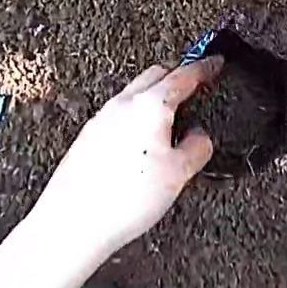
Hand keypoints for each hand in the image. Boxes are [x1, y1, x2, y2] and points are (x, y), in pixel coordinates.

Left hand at [32, 56, 220, 259]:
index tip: (213, 63)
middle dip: (177, 75)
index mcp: (150, 105)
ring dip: (154, 97)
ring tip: (168, 119)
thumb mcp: (180, 174)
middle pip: (155, 75)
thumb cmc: (123, 198)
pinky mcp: (87, 137)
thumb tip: (199, 138)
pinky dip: (135, 117)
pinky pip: (118, 115)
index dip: (204, 68)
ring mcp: (102, 119)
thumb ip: (197, 148)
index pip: (184, 75)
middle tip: (193, 85)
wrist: (73, 224)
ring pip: (134, 94)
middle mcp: (123, 104)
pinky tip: (139, 143)